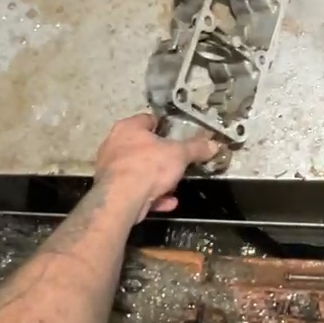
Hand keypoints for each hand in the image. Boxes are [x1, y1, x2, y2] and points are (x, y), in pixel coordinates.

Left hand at [93, 113, 219, 219]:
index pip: (148, 119)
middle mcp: (114, 145)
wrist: (122, 199)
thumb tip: (213, 145)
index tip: (178, 135)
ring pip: (140, 171)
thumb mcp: (180, 154)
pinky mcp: (111, 191)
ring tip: (174, 186)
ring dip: (158, 180)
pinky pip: (136, 190)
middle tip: (178, 163)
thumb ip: (196, 148)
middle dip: (162, 157)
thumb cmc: (149, 165)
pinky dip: (151, 196)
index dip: (164, 127)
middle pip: (143, 147)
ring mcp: (110, 169)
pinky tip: (167, 202)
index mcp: (128, 128)